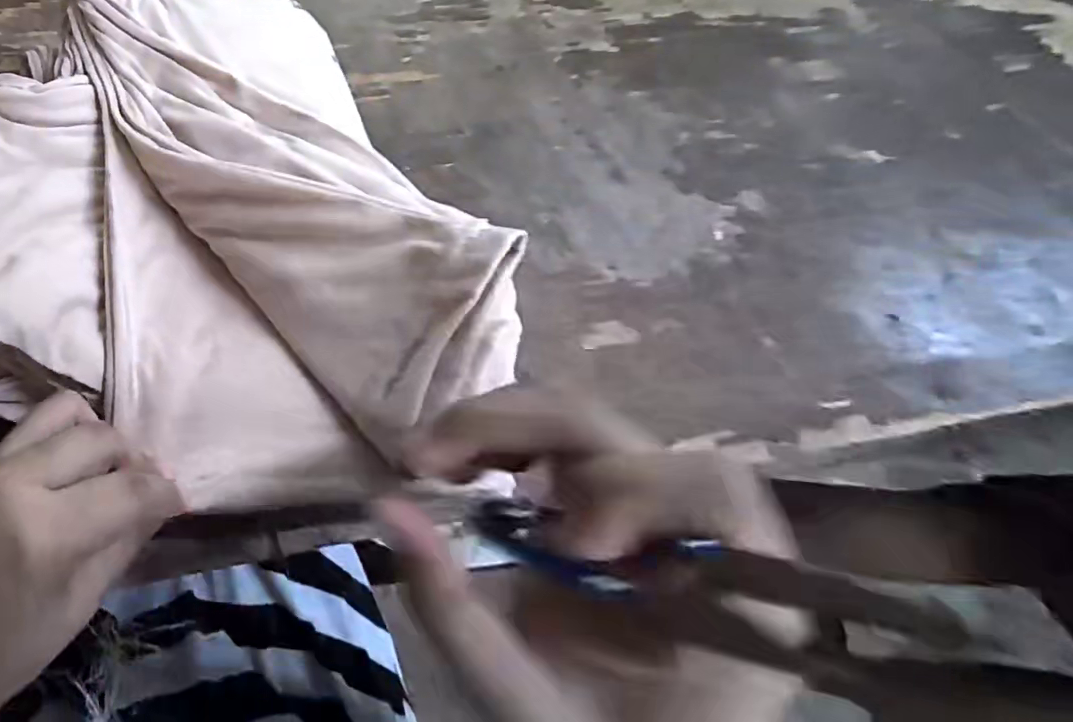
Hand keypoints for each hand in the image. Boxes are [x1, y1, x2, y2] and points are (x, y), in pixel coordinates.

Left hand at [0, 392, 183, 721]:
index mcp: (44, 532)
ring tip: (106, 468)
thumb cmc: (11, 645)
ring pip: (66, 408)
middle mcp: (17, 479)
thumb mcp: (81, 603)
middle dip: (135, 459)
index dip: (165, 490)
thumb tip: (166, 498)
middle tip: (146, 486)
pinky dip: (66, 431)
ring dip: (98, 433)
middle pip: (100, 437)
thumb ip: (126, 539)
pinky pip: (35, 420)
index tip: (180, 497)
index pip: (127, 489)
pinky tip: (74, 465)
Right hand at [374, 385, 804, 721]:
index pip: (710, 491)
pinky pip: (546, 431)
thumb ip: (452, 607)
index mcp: (724, 595)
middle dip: (508, 429)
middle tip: (422, 459)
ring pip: (571, 416)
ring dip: (490, 423)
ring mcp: (636, 500)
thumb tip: (384, 504)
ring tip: (427, 458)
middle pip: (612, 431)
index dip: (632, 492)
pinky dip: (492, 432)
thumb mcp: (517, 693)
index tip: (563, 545)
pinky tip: (456, 460)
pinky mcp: (594, 489)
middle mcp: (686, 529)